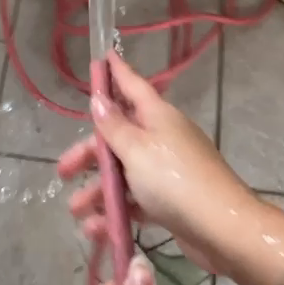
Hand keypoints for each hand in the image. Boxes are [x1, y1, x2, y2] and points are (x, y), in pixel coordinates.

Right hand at [58, 55, 258, 274]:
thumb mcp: (137, 149)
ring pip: (125, 172)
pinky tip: (96, 227)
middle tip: (63, 171)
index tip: (103, 55)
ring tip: (76, 211)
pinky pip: (136, 199)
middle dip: (90, 154)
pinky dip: (117, 209)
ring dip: (99, 189)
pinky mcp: (170, 200)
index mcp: (158, 116)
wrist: (221, 229)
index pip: (133, 85)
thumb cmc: (174, 180)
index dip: (117, 72)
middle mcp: (162, 137)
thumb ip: (114, 126)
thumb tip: (99, 98)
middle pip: (119, 137)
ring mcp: (167, 170)